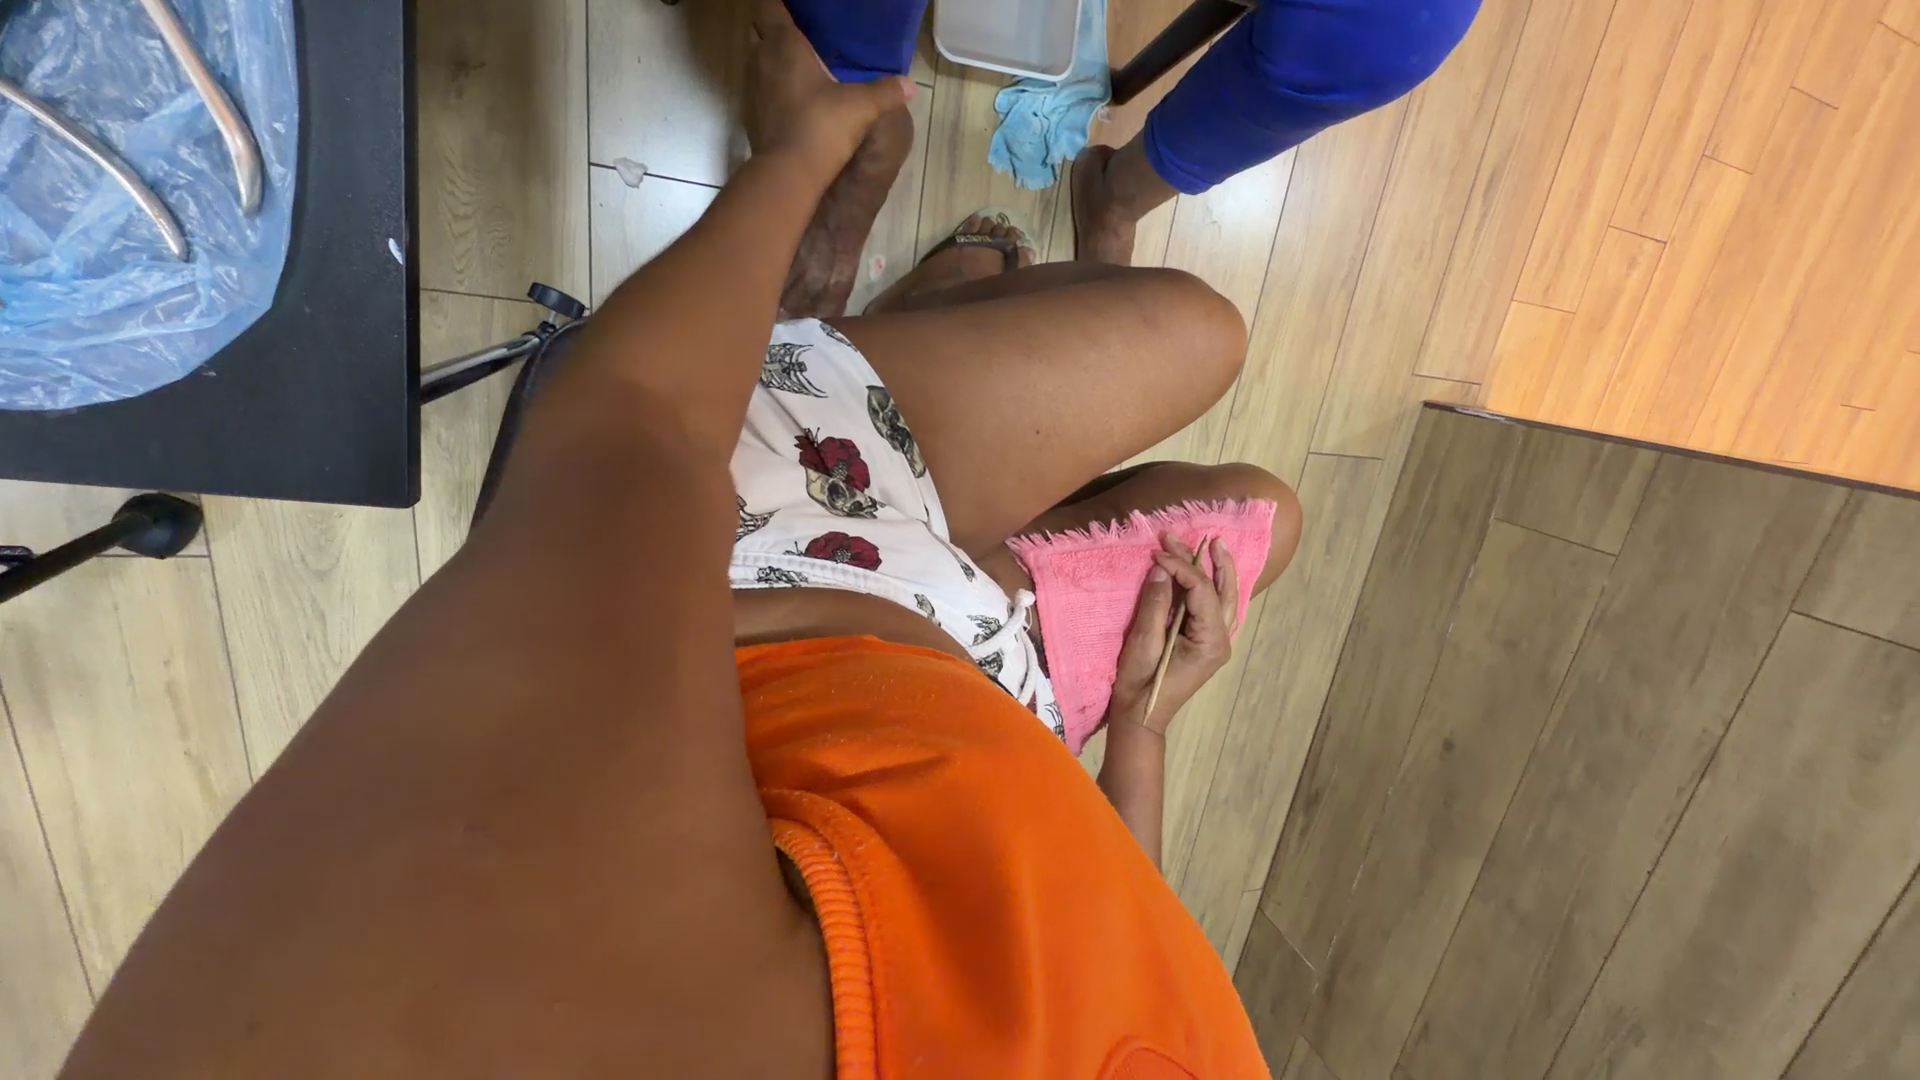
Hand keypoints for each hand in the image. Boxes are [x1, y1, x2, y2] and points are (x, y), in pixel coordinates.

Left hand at [747, 0, 914, 179]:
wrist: (790, 174)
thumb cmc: (823, 127)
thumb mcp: (862, 107)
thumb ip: (885, 92)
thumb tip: (910, 86)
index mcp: (784, 44)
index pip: (769, 5)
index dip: (779, 3)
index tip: (795, 11)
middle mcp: (761, 59)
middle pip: (757, 30)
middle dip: (772, 30)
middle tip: (798, 40)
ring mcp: (752, 89)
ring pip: (756, 61)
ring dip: (771, 61)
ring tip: (796, 70)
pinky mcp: (750, 116)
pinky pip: (758, 92)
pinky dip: (770, 91)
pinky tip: (790, 102)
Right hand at [1109, 536, 1239, 735]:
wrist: (1140, 716)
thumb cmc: (1140, 682)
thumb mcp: (1143, 642)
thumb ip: (1155, 604)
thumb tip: (1161, 569)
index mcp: (1210, 641)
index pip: (1202, 591)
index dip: (1182, 567)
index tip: (1158, 552)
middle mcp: (1221, 640)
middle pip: (1223, 592)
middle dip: (1210, 562)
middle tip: (1199, 536)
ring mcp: (1216, 643)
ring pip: (1226, 600)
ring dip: (1220, 572)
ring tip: (1216, 546)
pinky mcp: (1205, 644)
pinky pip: (1216, 610)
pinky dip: (1213, 588)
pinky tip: (1208, 573)